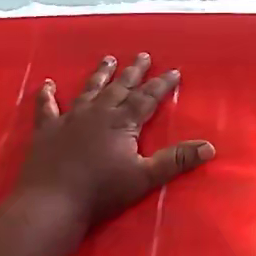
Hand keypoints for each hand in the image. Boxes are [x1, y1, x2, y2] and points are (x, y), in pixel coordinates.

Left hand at [17, 54, 215, 224]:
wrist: (53, 200)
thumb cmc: (102, 191)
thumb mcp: (144, 178)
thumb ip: (175, 160)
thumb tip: (209, 147)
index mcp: (121, 122)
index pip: (147, 98)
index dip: (162, 84)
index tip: (174, 71)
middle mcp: (96, 113)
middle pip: (119, 87)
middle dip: (133, 72)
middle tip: (142, 55)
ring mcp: (69, 118)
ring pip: (88, 90)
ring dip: (100, 75)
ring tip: (108, 59)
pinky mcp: (47, 129)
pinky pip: (47, 106)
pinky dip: (47, 94)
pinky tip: (47, 84)